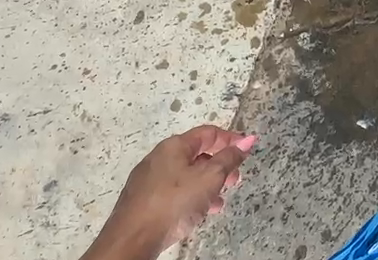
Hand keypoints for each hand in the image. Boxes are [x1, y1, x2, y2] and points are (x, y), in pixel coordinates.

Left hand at [80, 126, 256, 259]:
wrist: (129, 243)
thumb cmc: (173, 203)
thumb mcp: (210, 177)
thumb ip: (230, 158)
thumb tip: (248, 139)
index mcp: (174, 146)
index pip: (209, 133)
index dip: (231, 139)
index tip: (246, 151)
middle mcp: (158, 158)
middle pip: (197, 155)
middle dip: (219, 166)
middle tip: (234, 179)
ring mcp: (146, 181)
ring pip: (185, 176)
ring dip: (206, 185)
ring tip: (219, 200)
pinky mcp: (140, 202)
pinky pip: (172, 192)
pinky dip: (189, 197)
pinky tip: (198, 212)